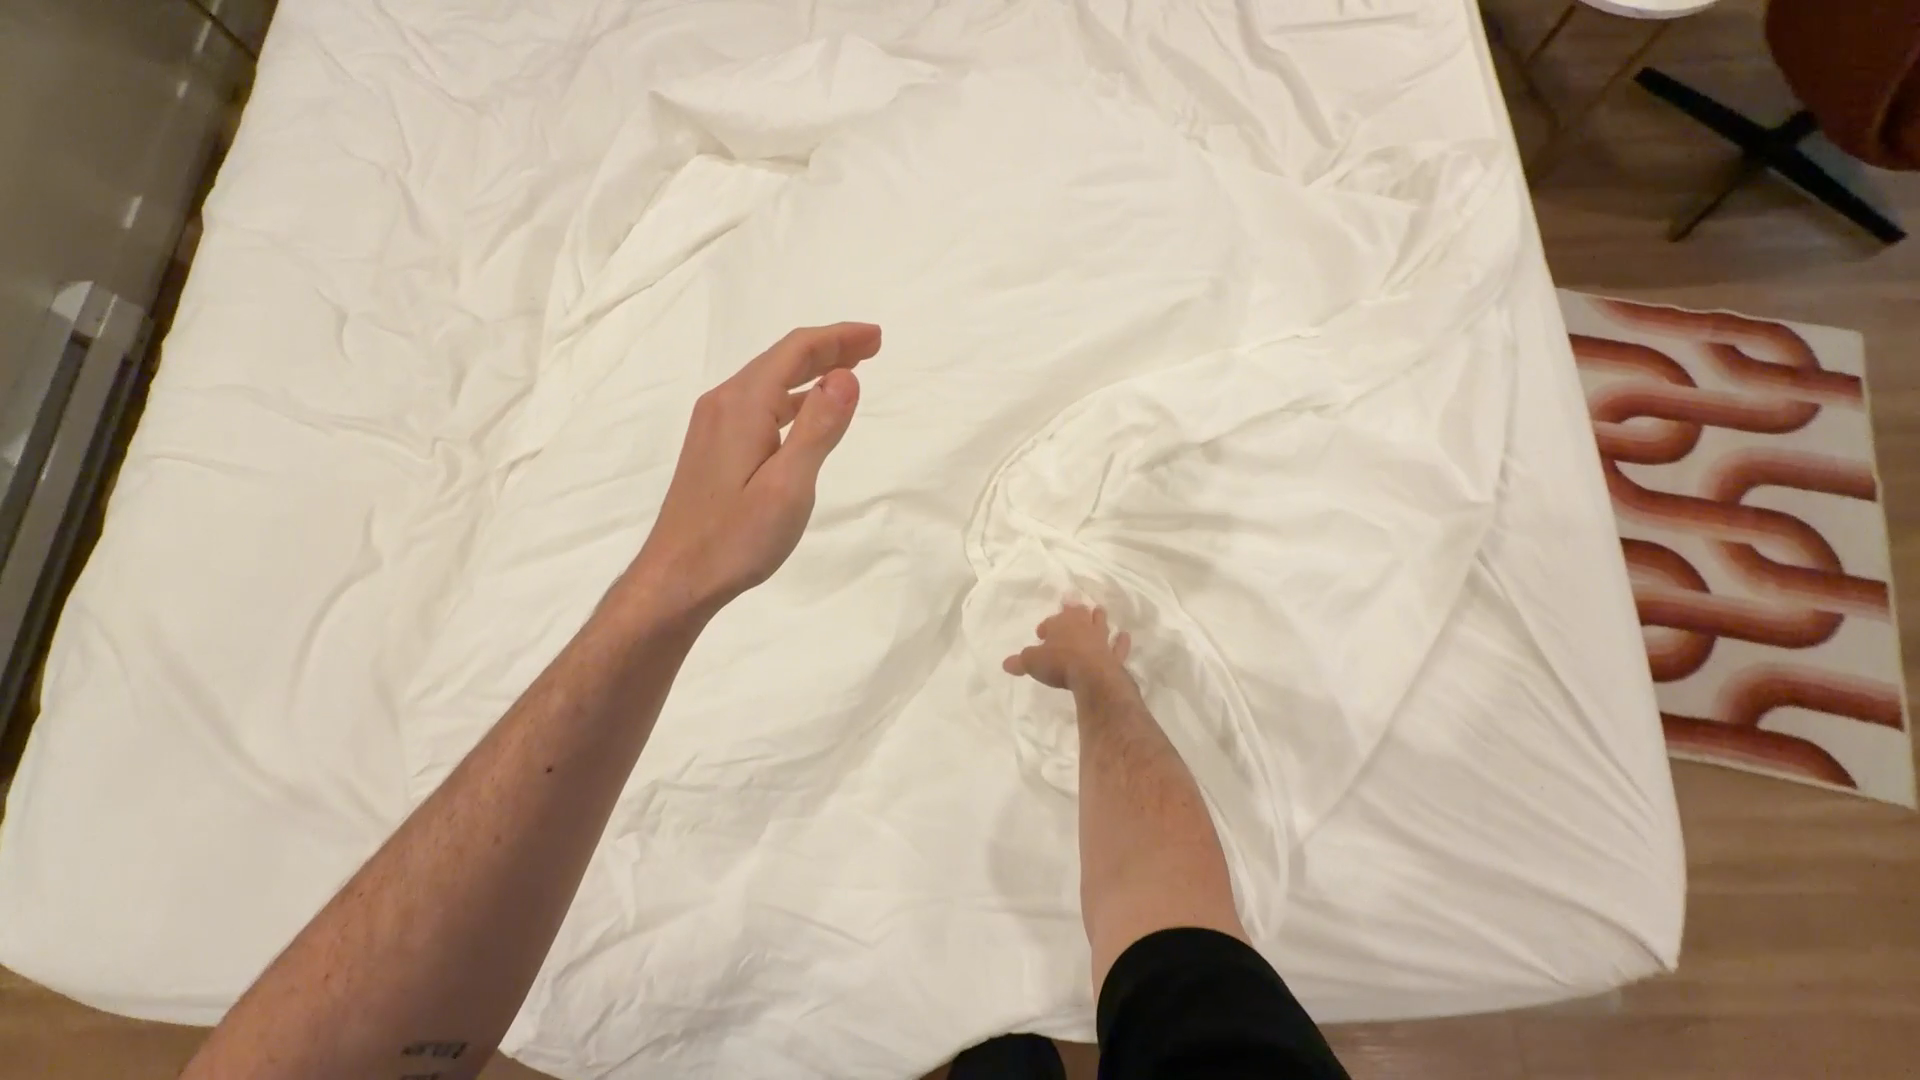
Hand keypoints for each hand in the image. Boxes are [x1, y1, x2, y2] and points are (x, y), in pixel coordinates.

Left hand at [628, 322, 881, 614]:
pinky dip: (791, 397)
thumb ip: (818, 429)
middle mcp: (723, 404)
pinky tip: (806, 412)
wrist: (676, 577)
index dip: (838, 338)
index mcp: (742, 406)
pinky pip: (758, 404)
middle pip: (780, 360)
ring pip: (768, 382)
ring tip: (848, 373)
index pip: (795, 352)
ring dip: (810, 372)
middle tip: (871, 347)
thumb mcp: (788, 486)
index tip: (876, 338)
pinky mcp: (713, 448)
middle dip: (828, 349)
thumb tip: (846, 376)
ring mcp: (714, 426)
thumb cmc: (735, 538)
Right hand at [1002, 603, 1131, 691]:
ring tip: (1098, 612)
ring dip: (1098, 618)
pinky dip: (1121, 641)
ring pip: (1100, 622)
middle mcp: (1082, 625)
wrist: (1091, 675)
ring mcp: (1101, 638)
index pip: (1052, 620)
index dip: (1046, 627)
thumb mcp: (1032, 663)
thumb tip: (1006, 664)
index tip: (1041, 634)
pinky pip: (1119, 646)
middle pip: (1079, 613)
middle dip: (1074, 611)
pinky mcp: (1114, 654)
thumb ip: (1020, 662)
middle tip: (1072, 610)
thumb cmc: (1059, 663)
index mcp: (1061, 623)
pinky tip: (1124, 636)